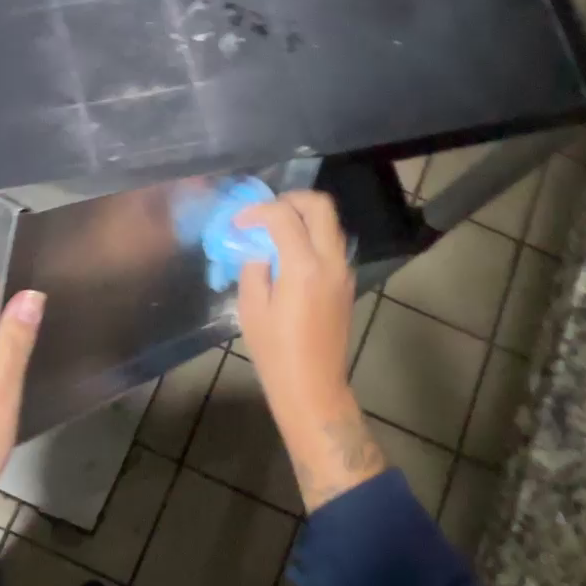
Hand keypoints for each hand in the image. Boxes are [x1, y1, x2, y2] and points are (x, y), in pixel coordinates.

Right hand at [234, 192, 384, 509]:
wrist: (312, 386)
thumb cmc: (276, 352)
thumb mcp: (251, 309)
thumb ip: (254, 268)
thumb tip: (259, 251)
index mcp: (303, 266)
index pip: (283, 216)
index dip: (257, 212)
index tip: (239, 223)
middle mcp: (330, 261)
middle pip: (320, 206)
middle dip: (290, 200)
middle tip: (265, 212)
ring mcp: (343, 271)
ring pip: (330, 224)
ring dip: (303, 218)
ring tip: (275, 231)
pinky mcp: (346, 283)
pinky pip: (331, 245)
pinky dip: (311, 237)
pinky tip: (289, 254)